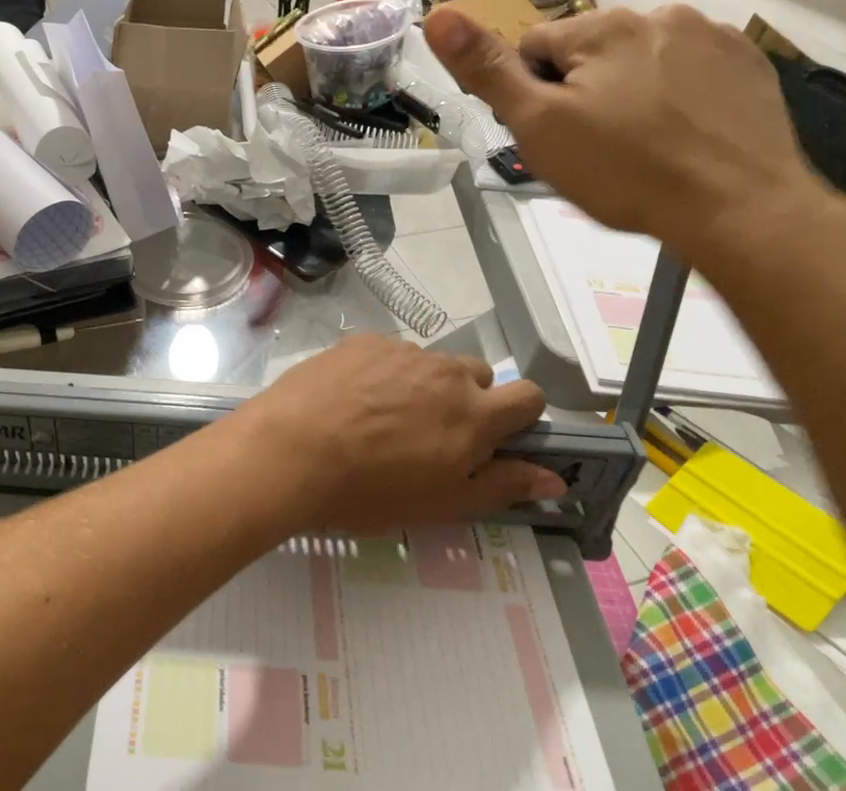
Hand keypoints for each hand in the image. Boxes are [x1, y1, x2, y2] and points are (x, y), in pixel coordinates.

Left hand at [229, 334, 562, 532]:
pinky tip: (350, 402)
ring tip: (380, 422)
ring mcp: (401, 351)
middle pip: (478, 376)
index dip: (519, 417)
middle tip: (429, 438)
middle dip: (467, 402)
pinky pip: (388, 354)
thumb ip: (503, 485)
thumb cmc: (369, 491)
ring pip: (430, 365)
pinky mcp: (361, 342)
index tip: (494, 440)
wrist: (289, 452)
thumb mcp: (443, 504)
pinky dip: (382, 374)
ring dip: (422, 387)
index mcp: (475, 413)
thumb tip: (555, 479)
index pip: (529, 396)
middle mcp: (445, 372)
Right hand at [423, 4, 837, 258]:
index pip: (534, 50)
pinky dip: (678, 100)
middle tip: (594, 151)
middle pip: (589, 54)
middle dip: (582, 93)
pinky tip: (682, 141)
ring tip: (641, 151)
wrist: (739, 209)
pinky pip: (691, 74)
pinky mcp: (749, 66)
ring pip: (641, 63)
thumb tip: (438, 16)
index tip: (553, 138)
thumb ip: (487, 71)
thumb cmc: (626, 172)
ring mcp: (712, 37)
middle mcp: (658, 15)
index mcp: (601, 28)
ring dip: (631, 94)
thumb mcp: (539, 127)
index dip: (532, 97)